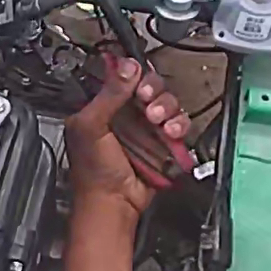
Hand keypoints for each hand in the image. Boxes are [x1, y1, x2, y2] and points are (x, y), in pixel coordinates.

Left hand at [66, 55, 189, 218]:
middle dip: (153, 91)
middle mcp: (125, 114)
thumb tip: (125, 66)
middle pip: (151, 86)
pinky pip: (179, 124)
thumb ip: (108, 94)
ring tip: (158, 121)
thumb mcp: (91, 127)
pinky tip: (170, 133)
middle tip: (147, 101)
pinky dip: (179, 125)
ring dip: (167, 108)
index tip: (137, 82)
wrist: (113, 203)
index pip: (124, 77)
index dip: (134, 75)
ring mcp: (145, 128)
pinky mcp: (163, 143)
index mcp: (103, 106)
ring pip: (167, 102)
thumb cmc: (93, 173)